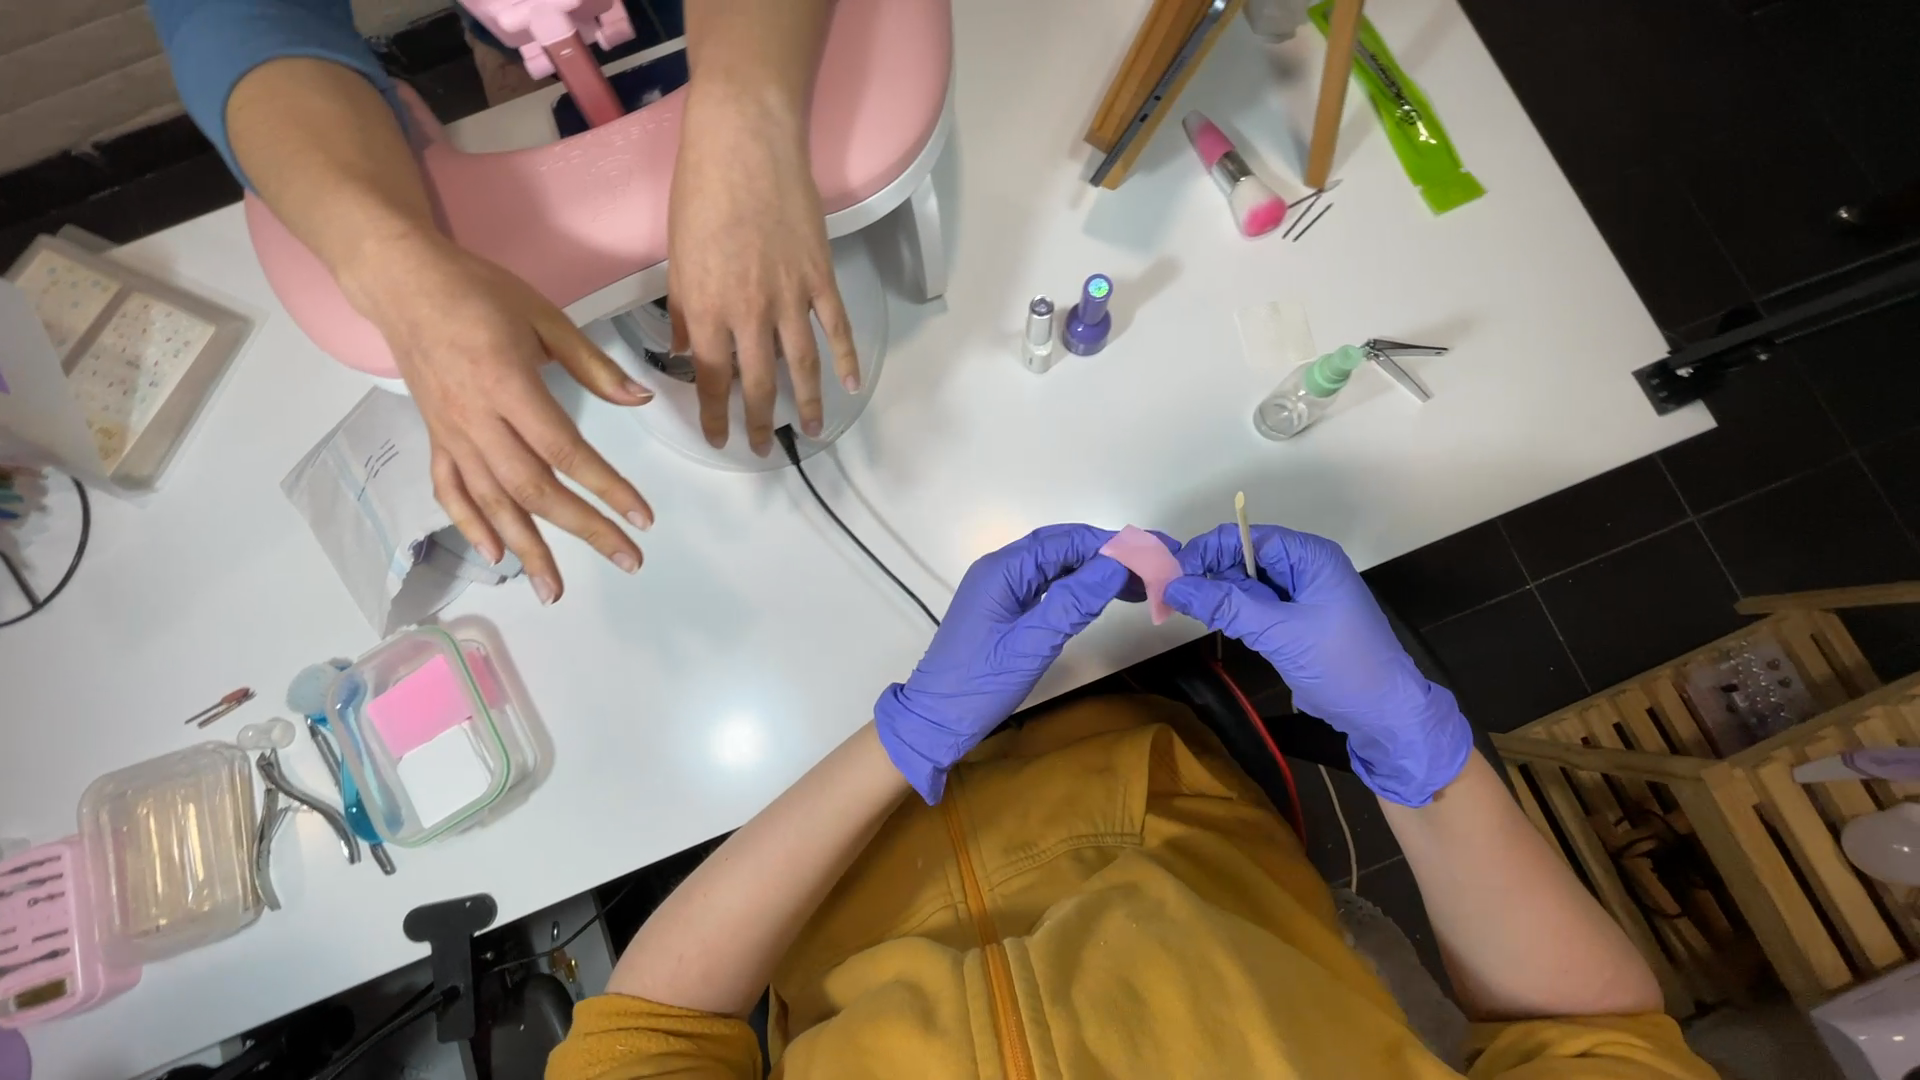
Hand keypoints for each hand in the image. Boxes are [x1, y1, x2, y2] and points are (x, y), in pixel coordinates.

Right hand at [343, 232, 654, 604]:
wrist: (400, 281)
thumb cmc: (479, 294)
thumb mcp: (545, 318)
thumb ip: (594, 366)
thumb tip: (641, 399)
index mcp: (507, 385)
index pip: (566, 452)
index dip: (608, 489)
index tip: (643, 519)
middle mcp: (476, 419)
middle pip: (535, 488)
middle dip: (585, 529)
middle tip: (627, 560)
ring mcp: (451, 433)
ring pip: (492, 501)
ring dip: (527, 548)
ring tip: (555, 589)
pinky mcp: (435, 438)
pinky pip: (450, 490)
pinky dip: (471, 525)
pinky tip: (495, 557)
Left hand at [668, 80, 857, 457]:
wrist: (745, 143)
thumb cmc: (700, 193)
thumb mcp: (677, 256)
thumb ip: (686, 311)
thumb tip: (687, 352)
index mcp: (709, 307)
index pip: (711, 378)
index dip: (715, 415)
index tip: (718, 439)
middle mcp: (750, 313)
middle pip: (758, 383)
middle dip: (759, 422)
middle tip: (762, 449)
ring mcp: (791, 297)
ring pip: (801, 366)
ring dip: (806, 404)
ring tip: (809, 433)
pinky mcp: (820, 279)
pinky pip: (836, 328)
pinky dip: (846, 359)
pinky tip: (851, 386)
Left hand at [875, 525, 1160, 802]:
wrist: (935, 720)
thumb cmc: (979, 685)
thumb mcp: (1032, 645)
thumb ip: (1074, 603)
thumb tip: (1116, 565)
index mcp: (1002, 570)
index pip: (1063, 542)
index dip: (1109, 543)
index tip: (1152, 551)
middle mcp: (1000, 570)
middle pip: (1061, 548)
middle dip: (1107, 553)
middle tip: (1154, 564)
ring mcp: (1001, 589)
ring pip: (1055, 566)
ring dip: (1095, 570)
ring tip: (1139, 583)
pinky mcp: (1004, 608)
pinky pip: (1046, 585)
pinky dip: (1077, 587)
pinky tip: (1103, 596)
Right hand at [1163, 524, 1470, 805]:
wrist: (1384, 716)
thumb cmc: (1341, 666)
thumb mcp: (1280, 633)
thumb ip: (1226, 606)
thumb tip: (1173, 586)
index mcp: (1309, 557)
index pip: (1246, 538)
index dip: (1206, 552)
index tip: (1171, 576)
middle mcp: (1302, 567)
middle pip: (1241, 558)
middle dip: (1206, 574)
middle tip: (1170, 597)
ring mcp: (1297, 595)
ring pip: (1243, 583)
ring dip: (1215, 595)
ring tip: (1182, 609)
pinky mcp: (1291, 620)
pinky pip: (1252, 605)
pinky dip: (1230, 612)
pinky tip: (1211, 621)